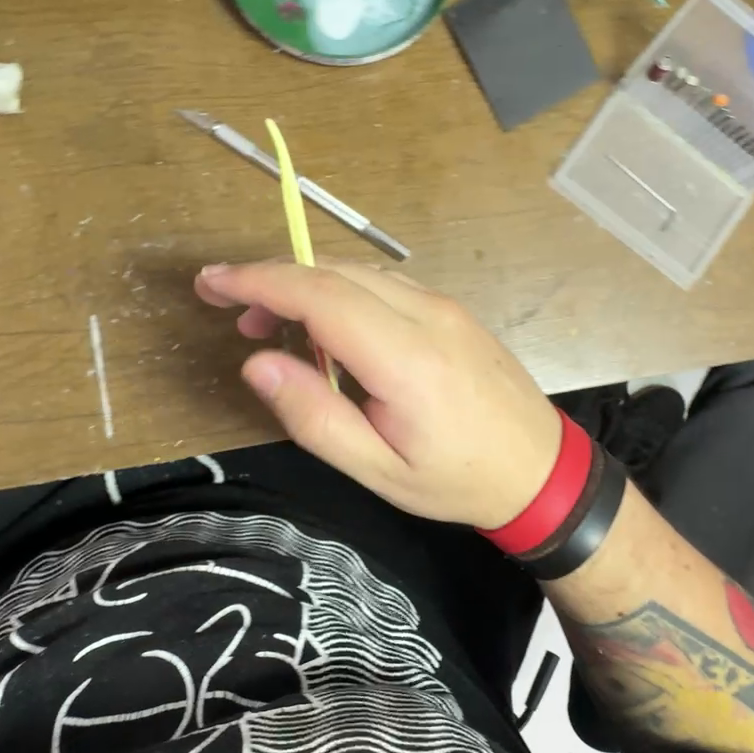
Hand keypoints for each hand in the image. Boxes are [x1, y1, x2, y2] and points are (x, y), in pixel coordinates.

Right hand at [196, 261, 559, 528]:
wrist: (542, 470)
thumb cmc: (457, 480)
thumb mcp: (377, 470)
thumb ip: (314, 417)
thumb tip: (257, 364)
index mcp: (406, 358)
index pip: (319, 295)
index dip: (258, 282)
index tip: (211, 284)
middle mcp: (426, 315)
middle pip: (334, 273)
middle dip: (272, 280)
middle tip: (232, 313)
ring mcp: (443, 306)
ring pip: (358, 272)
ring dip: (304, 285)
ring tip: (269, 326)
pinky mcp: (451, 309)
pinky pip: (383, 284)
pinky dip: (338, 292)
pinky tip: (324, 327)